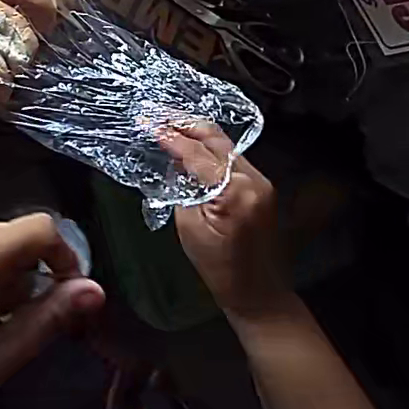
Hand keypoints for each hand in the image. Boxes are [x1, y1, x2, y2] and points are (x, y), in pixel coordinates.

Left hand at [0, 214, 104, 408]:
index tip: (72, 301)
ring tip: (1, 328)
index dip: (67, 258)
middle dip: (42, 274)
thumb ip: (48, 319)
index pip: (41, 228)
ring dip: (18, 278)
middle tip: (39, 327)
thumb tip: (96, 290)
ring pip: (6, 241)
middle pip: (24, 234)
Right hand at [161, 123, 292, 320]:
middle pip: (215, 137)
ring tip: (169, 123)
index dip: (169, 136)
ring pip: (224, 143)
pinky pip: (231, 156)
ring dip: (196, 131)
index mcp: (234, 190)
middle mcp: (253, 178)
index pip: (196, 152)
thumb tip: (174, 161)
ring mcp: (261, 180)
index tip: (147, 123)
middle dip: (184, 122)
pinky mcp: (261, 186)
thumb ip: (182, 187)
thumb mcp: (189, 225)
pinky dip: (209, 146)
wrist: (260, 295)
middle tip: (157, 114)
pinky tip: (190, 144)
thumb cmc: (219, 267)